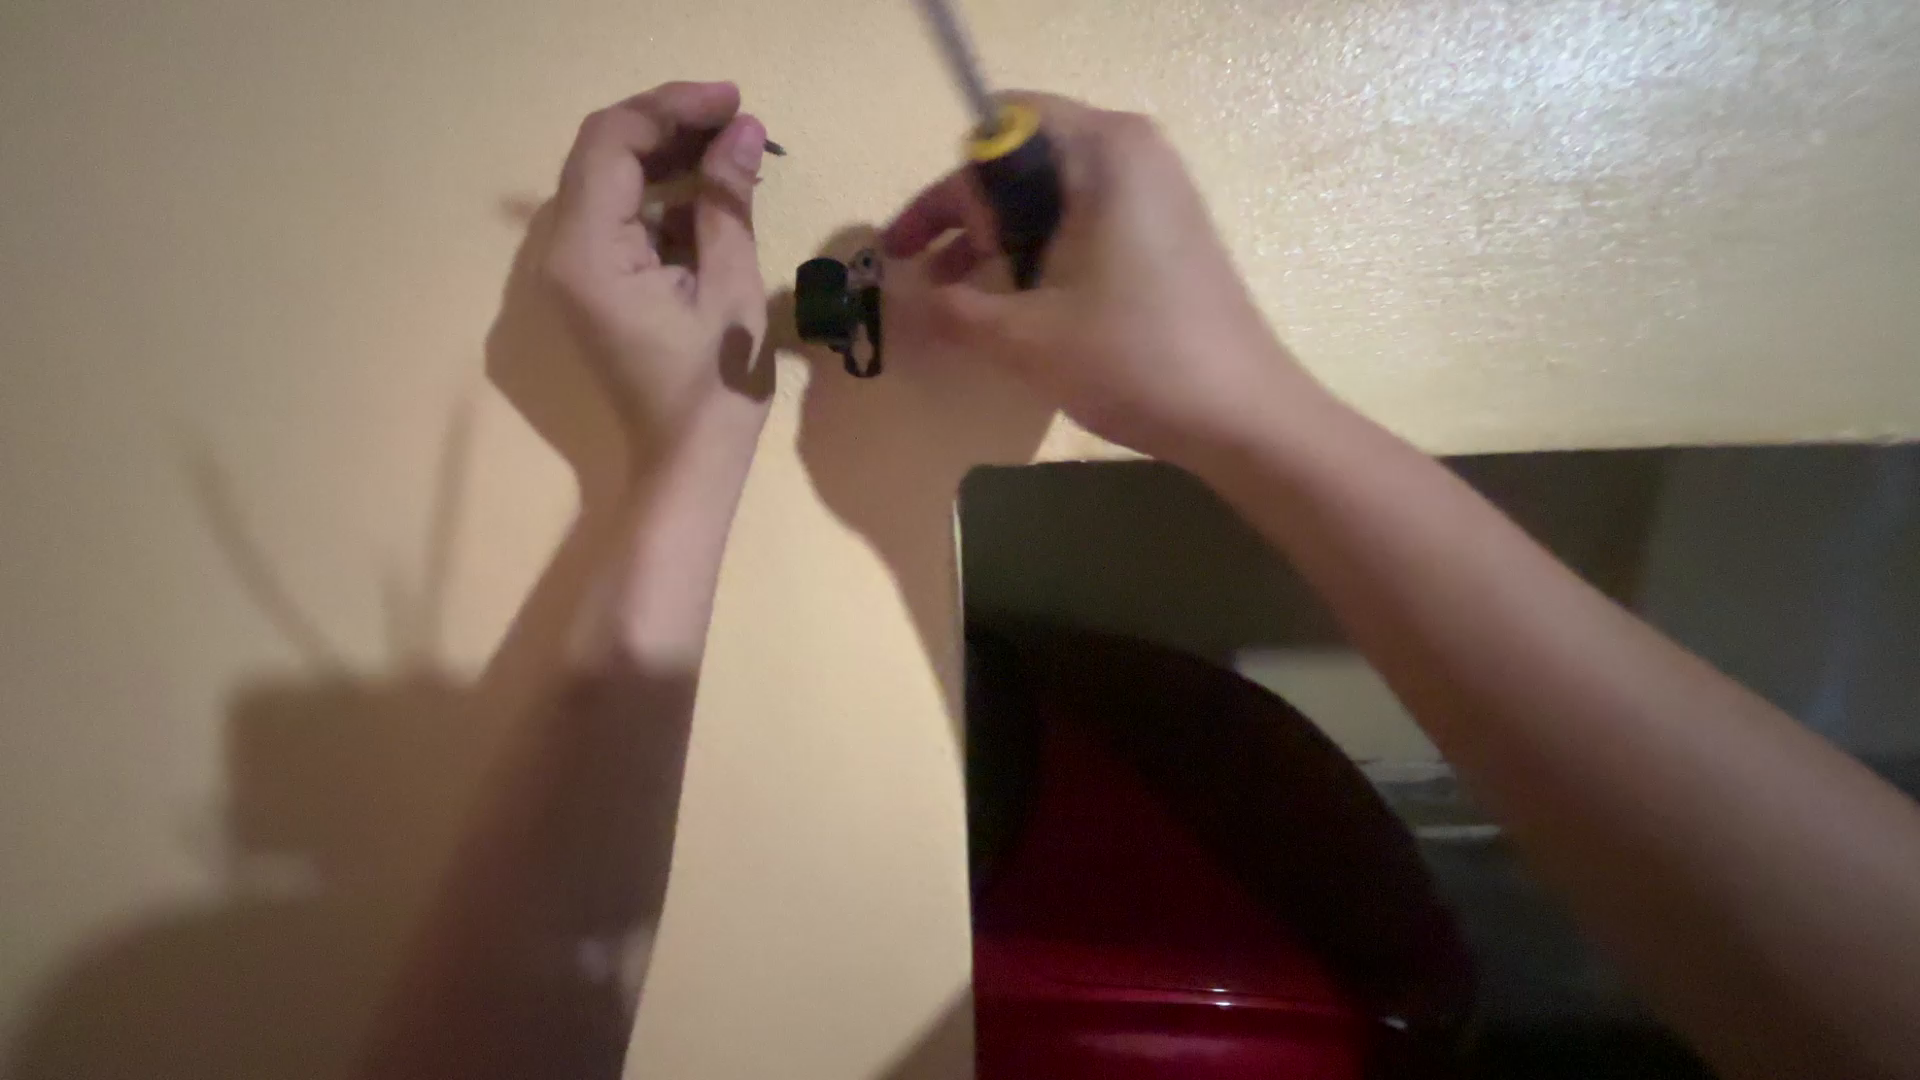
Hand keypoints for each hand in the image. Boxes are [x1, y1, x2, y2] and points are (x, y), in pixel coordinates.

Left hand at [545, 81, 772, 467]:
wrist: (689, 461)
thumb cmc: (717, 387)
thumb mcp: (731, 288)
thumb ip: (728, 203)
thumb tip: (742, 133)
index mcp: (589, 252)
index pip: (612, 142)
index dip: (672, 107)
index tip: (734, 101)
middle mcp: (564, 251)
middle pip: (605, 156)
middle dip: (672, 129)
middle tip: (738, 123)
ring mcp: (575, 271)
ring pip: (614, 187)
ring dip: (670, 164)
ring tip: (733, 155)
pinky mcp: (594, 288)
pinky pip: (623, 225)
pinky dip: (665, 206)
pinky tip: (712, 203)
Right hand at [881, 93, 1312, 467]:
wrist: (1241, 416)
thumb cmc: (1134, 361)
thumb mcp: (1027, 337)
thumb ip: (954, 310)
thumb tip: (905, 301)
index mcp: (1104, 150)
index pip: (998, 129)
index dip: (948, 190)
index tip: (917, 248)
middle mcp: (1134, 155)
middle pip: (1023, 163)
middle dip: (968, 221)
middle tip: (935, 278)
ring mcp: (1157, 196)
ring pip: (1052, 202)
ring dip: (999, 247)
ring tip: (961, 303)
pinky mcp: (1166, 238)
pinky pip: (1084, 229)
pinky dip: (1041, 261)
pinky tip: (1019, 311)